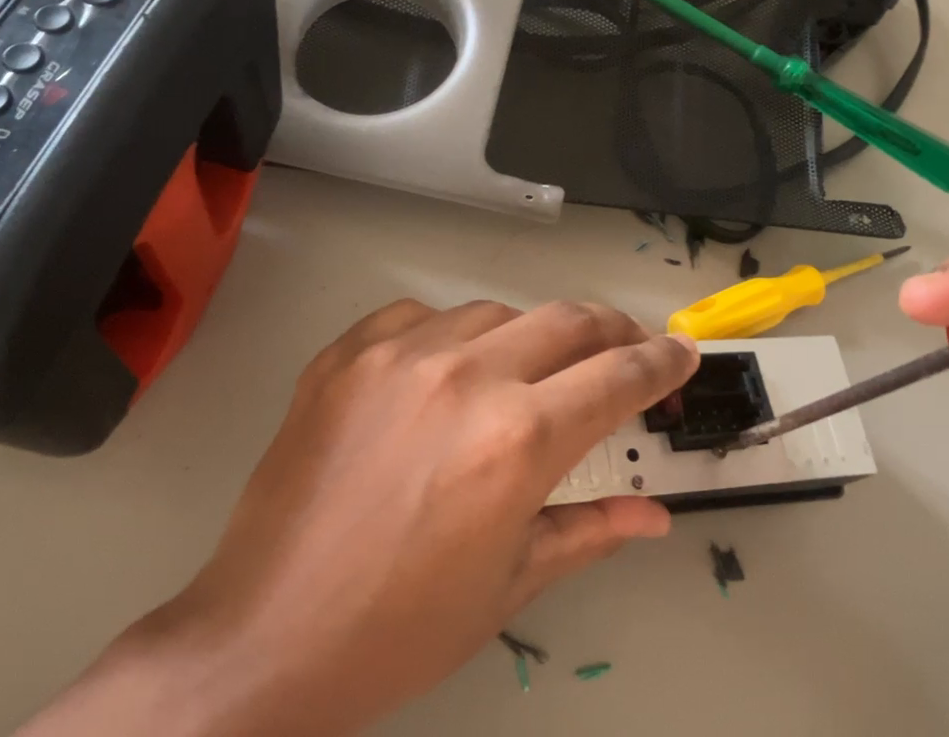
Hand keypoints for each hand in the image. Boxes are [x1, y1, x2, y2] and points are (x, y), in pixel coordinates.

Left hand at [20, 300, 697, 736]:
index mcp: (518, 440)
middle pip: (567, 320)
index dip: (661, 362)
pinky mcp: (343, 355)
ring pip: (494, 311)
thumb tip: (655, 515)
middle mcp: (464, 377)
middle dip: (612, 331)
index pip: (616, 376)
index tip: (682, 355)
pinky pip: (420, 315)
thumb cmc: (401, 629)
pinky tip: (450, 369)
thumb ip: (590, 531)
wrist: (266, 637)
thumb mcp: (511, 586)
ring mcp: (396, 356)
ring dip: (531, 334)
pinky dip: (452, 333)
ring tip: (534, 371)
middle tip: (627, 352)